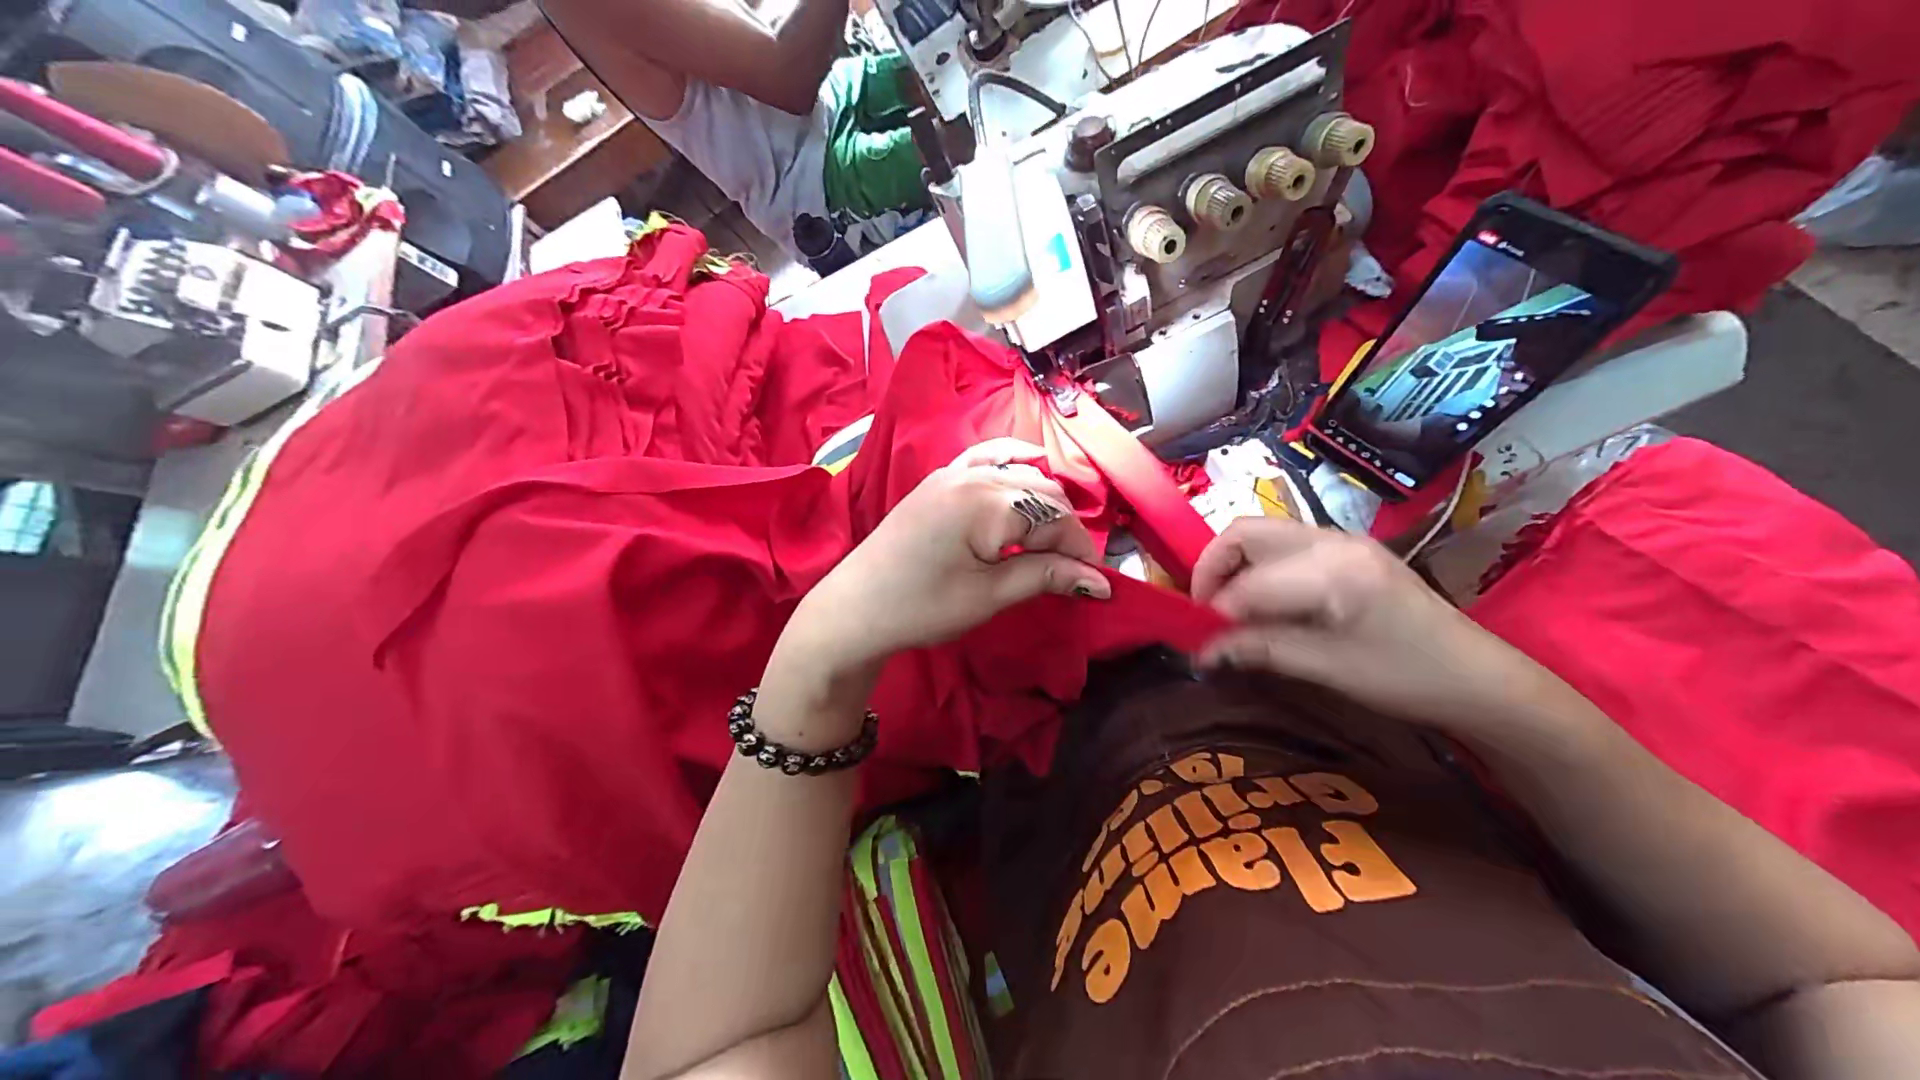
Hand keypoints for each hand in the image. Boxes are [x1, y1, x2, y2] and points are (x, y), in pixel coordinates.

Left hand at [784, 439, 1111, 676]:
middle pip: (1042, 493)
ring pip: (1020, 473)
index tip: (1093, 583)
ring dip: (1044, 501)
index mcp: (986, 502)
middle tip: (1071, 570)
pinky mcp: (940, 478)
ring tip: (1051, 541)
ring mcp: (953, 471)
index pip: (1055, 518)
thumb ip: (1045, 576)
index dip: (1079, 551)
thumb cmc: (921, 607)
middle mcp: (973, 475)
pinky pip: (988, 457)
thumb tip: (1100, 582)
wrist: (856, 607)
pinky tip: (1029, 471)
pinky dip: (1014, 464)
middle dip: (1064, 530)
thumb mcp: (988, 596)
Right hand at [1191, 517, 1558, 732]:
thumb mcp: (1327, 668)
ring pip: (1262, 535)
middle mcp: (1333, 541)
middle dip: (1212, 569)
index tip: (1198, 643)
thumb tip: (1202, 651)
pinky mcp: (1348, 550)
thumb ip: (1259, 649)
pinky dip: (1259, 567)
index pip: (1247, 583)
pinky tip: (1263, 603)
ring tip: (1229, 609)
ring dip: (1234, 566)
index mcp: (1332, 570)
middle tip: (1204, 612)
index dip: (1214, 612)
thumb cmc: (1405, 677)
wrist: (1478, 676)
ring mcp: (1342, 540)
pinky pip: (1284, 545)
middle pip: (1244, 533)